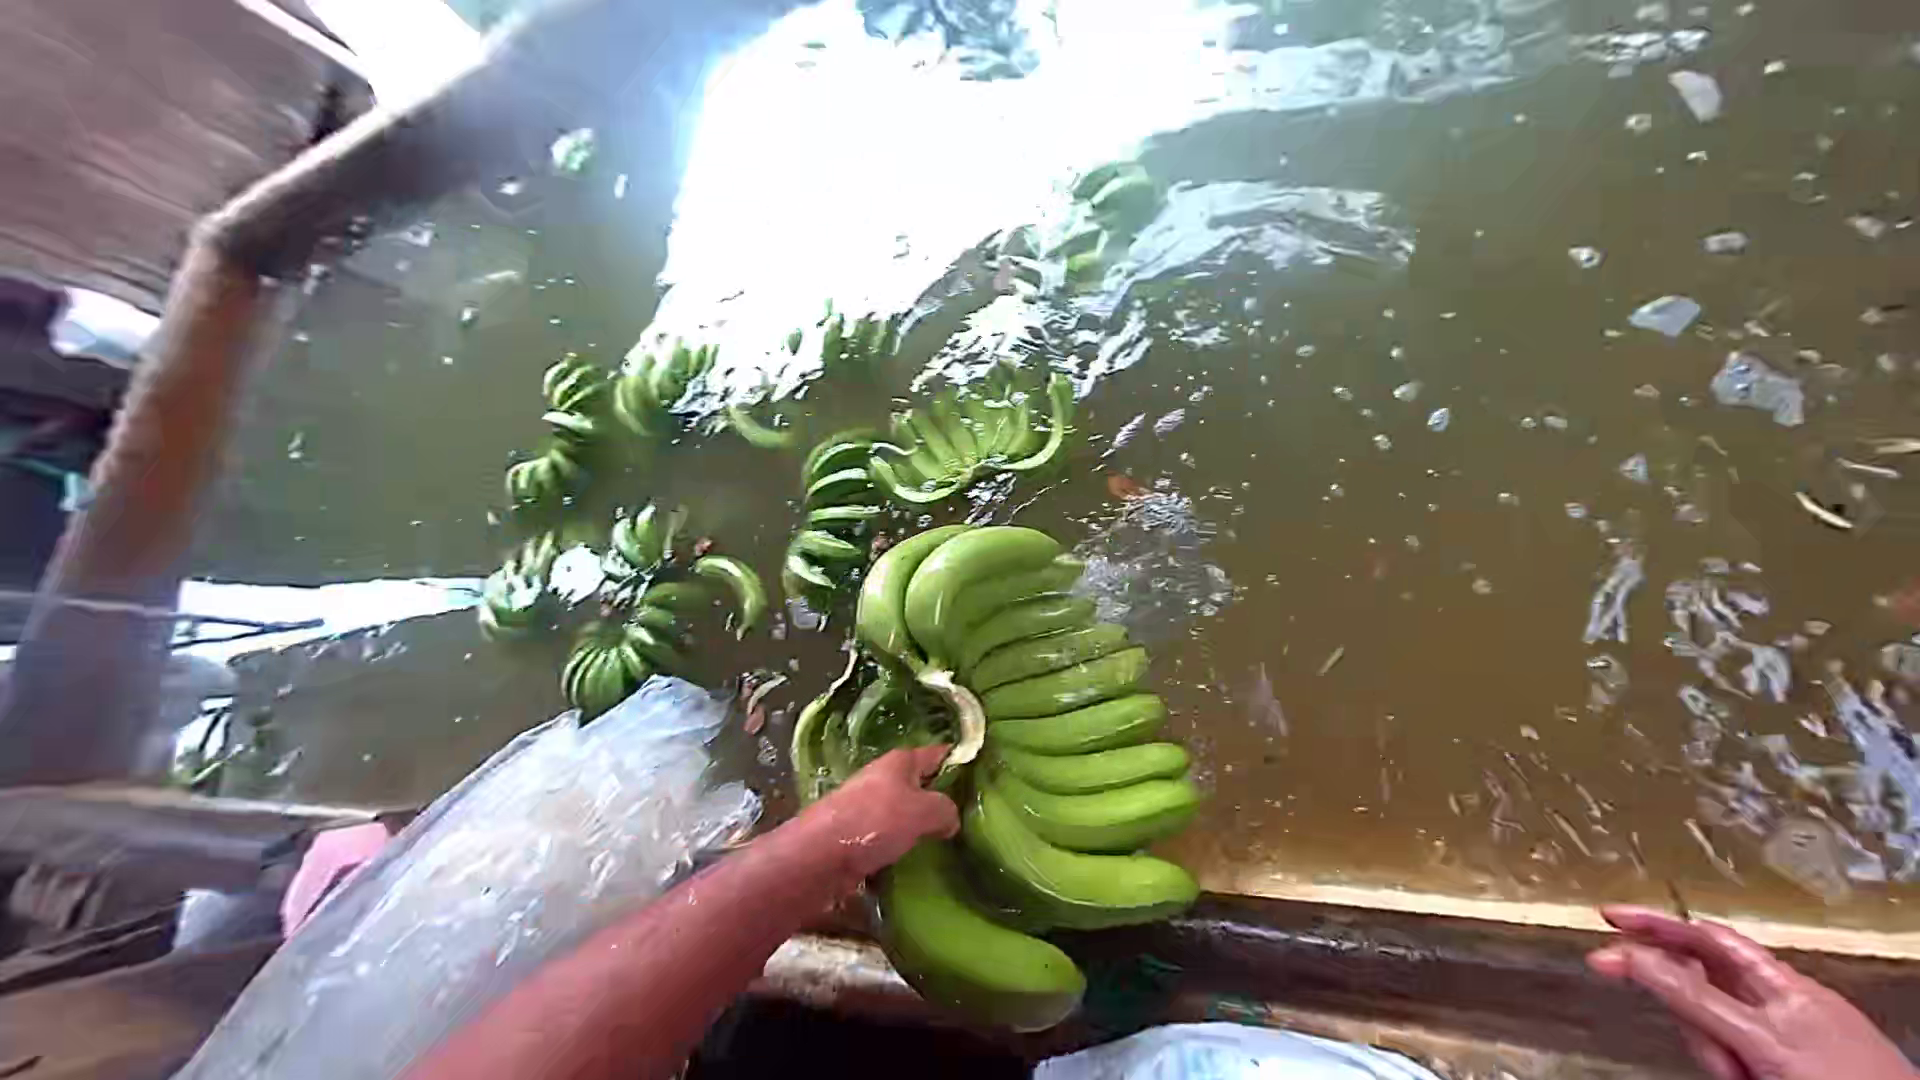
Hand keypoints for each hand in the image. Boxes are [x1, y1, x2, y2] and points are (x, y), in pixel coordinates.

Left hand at [799, 745, 959, 880]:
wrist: (820, 856)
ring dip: (920, 826)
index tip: (980, 774)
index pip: (938, 753)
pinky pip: (889, 836)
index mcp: (901, 761)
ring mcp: (868, 805)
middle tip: (968, 817)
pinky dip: (901, 845)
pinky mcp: (857, 834)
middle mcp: (884, 777)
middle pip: (921, 783)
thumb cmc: (875, 821)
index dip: (959, 760)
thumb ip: (946, 809)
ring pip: (905, 811)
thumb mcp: (924, 810)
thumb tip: (950, 818)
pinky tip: (915, 861)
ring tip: (945, 843)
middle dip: (941, 798)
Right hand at [1587, 905, 1917, 1079]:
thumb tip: (1623, 953)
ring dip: (1706, 1043)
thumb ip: (1689, 994)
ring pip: (1710, 1017)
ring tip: (1733, 1074)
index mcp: (1782, 985)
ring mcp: (1786, 1038)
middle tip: (1685, 1032)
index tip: (1608, 918)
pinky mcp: (1784, 1065)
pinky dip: (1724, 1061)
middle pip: (1699, 978)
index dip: (1653, 922)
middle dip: (1683, 1005)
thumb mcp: (1758, 1038)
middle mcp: (1782, 1003)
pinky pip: (1729, 1046)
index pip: (1703, 934)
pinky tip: (1739, 1078)